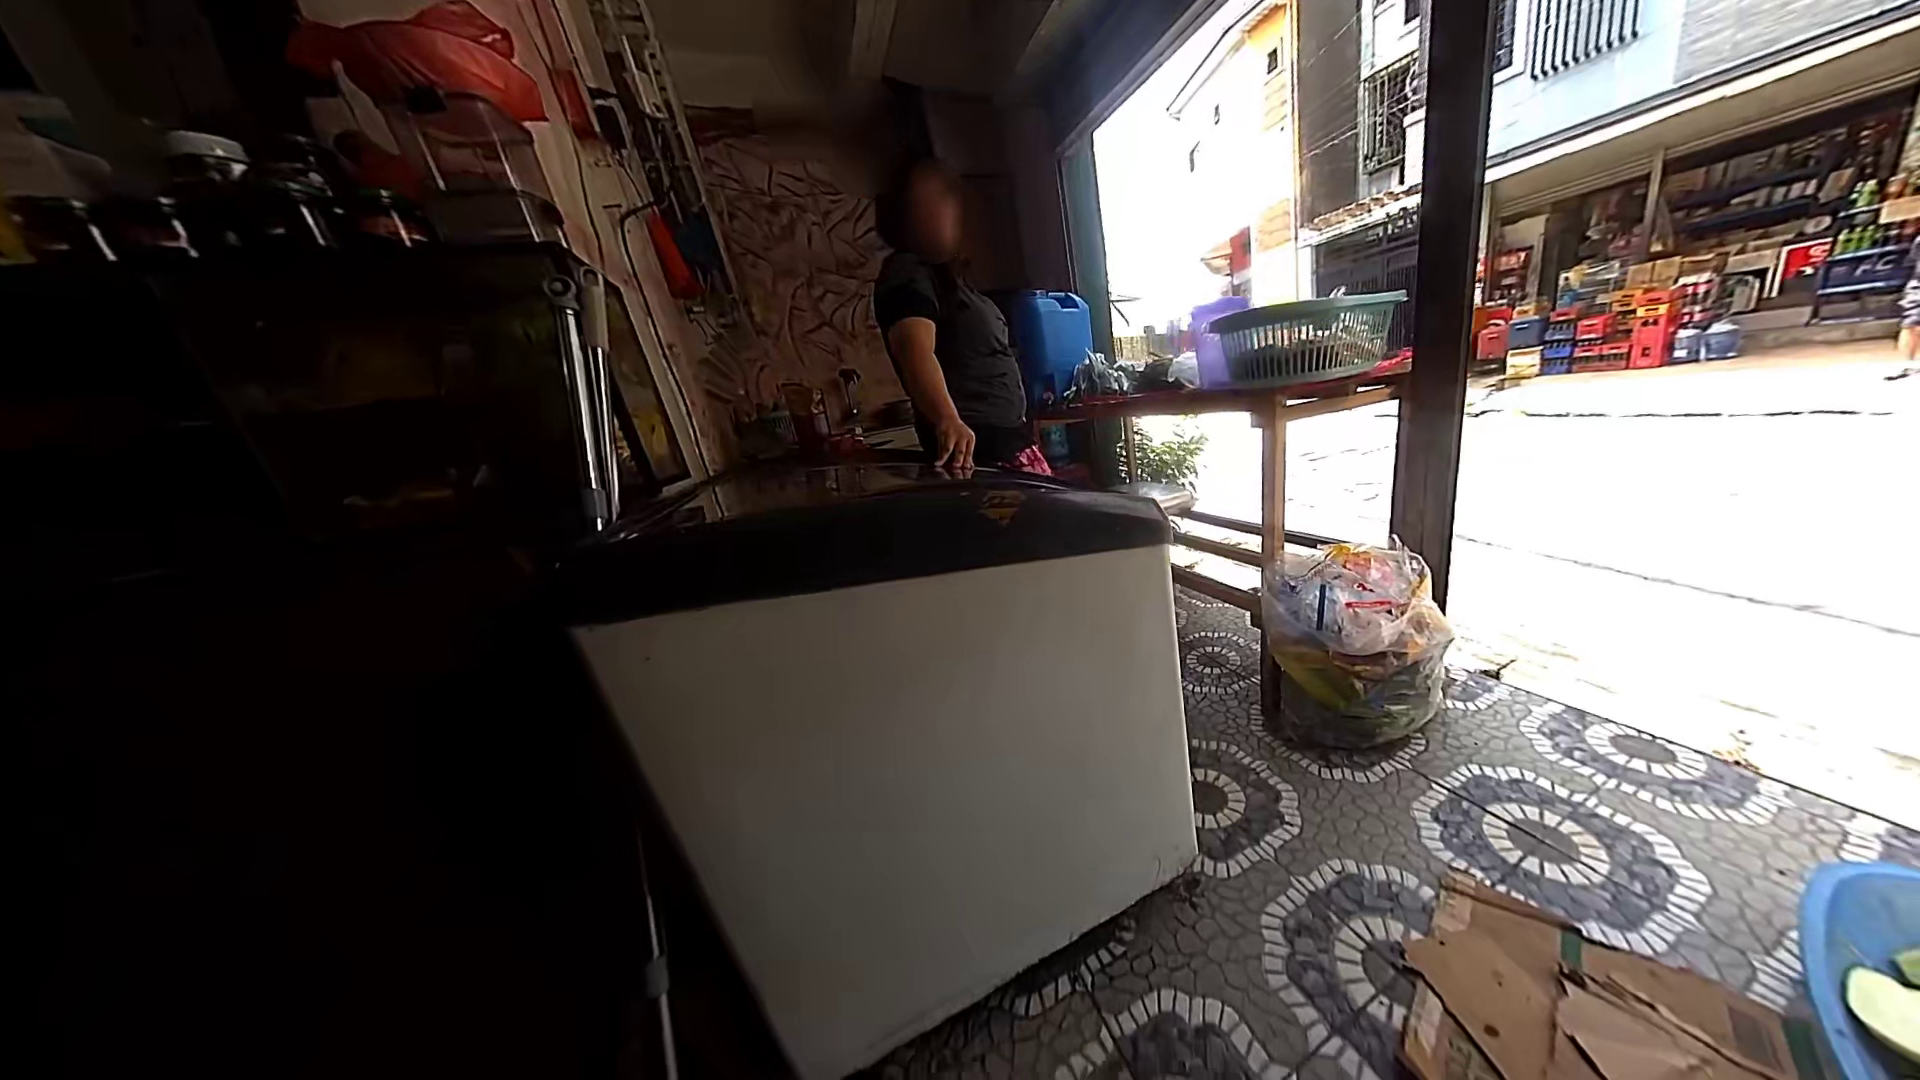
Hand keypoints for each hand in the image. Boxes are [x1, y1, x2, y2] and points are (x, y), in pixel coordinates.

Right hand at [931, 414, 975, 474]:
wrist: (947, 417)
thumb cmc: (957, 431)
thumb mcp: (965, 440)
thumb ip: (966, 454)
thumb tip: (969, 467)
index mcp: (970, 438)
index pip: (969, 453)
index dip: (967, 463)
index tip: (965, 471)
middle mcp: (962, 436)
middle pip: (960, 451)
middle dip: (958, 461)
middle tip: (955, 468)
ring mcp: (951, 434)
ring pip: (948, 448)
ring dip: (945, 458)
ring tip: (942, 465)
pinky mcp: (942, 432)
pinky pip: (939, 446)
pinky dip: (938, 455)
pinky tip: (937, 462)